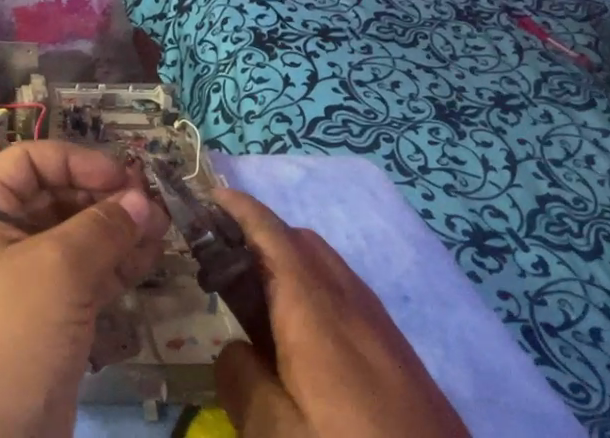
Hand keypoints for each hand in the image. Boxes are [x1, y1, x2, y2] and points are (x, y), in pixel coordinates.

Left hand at [0, 141, 169, 437]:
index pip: (27, 161)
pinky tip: (153, 254)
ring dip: (119, 228)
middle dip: (104, 196)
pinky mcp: (53, 317)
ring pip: (78, 238)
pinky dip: (119, 263)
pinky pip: (88, 276)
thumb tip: (142, 197)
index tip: (120, 175)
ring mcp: (29, 280)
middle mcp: (2, 238)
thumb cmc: (10, 333)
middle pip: (57, 197)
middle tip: (153, 203)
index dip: (73, 160)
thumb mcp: (56, 269)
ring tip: (164, 224)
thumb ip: (101, 228)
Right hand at [212, 189, 470, 437]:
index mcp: (315, 312)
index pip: (274, 235)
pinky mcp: (400, 355)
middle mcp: (351, 305)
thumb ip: (242, 381)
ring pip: (329, 267)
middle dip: (261, 234)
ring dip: (290, 262)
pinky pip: (349, 296)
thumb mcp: (277, 435)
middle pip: (303, 242)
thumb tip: (235, 349)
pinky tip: (303, 337)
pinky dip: (315, 289)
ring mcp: (382, 328)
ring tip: (257, 300)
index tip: (209, 196)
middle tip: (221, 262)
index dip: (240, 209)